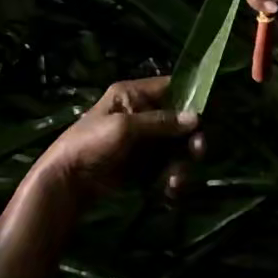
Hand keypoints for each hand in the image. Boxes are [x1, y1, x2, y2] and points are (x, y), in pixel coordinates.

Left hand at [23, 76, 202, 204]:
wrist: (68, 178)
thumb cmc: (91, 142)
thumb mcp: (124, 127)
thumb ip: (161, 122)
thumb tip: (196, 117)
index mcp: (132, 94)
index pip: (171, 88)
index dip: (192, 99)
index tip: (208, 116)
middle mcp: (142, 113)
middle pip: (180, 121)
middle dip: (190, 138)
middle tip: (197, 152)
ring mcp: (144, 139)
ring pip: (176, 147)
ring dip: (180, 164)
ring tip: (174, 182)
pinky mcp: (143, 163)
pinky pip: (167, 166)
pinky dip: (171, 177)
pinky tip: (169, 189)